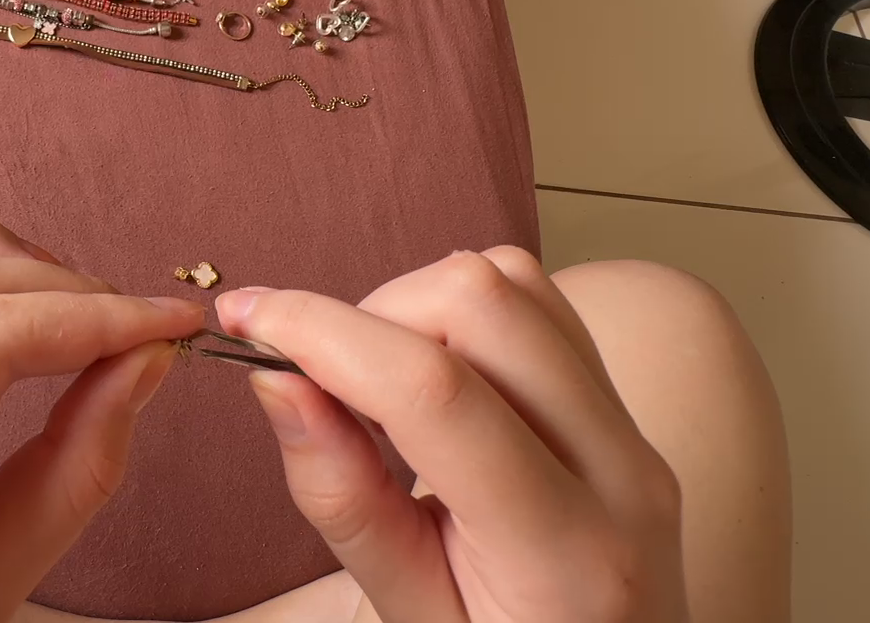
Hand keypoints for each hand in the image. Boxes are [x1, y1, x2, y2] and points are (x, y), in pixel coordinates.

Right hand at [219, 249, 688, 622]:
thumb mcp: (404, 610)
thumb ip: (339, 495)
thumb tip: (275, 377)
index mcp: (565, 552)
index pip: (430, 390)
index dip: (317, 331)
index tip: (241, 318)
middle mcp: (618, 470)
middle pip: (479, 301)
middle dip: (366, 314)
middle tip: (326, 376)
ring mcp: (628, 424)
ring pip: (508, 280)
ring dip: (408, 304)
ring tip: (376, 374)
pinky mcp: (614, 394)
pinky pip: (532, 293)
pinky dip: (450, 301)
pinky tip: (423, 361)